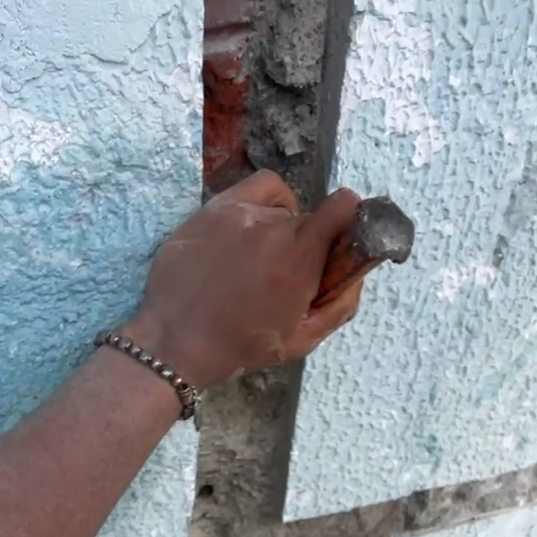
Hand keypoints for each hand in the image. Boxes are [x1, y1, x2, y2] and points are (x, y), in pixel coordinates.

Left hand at [120, 170, 364, 389]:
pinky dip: (264, 203)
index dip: (351, 220)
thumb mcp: (302, 341)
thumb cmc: (241, 347)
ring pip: (281, 210)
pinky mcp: (215, 207)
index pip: (343, 208)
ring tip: (258, 260)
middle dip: (308, 243)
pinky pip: (257, 189)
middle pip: (309, 220)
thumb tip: (358, 274)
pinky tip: (252, 230)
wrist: (177, 341)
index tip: (343, 239)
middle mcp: (272, 227)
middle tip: (287, 274)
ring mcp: (241, 212)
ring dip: (280, 229)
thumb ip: (340, 306)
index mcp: (299, 260)